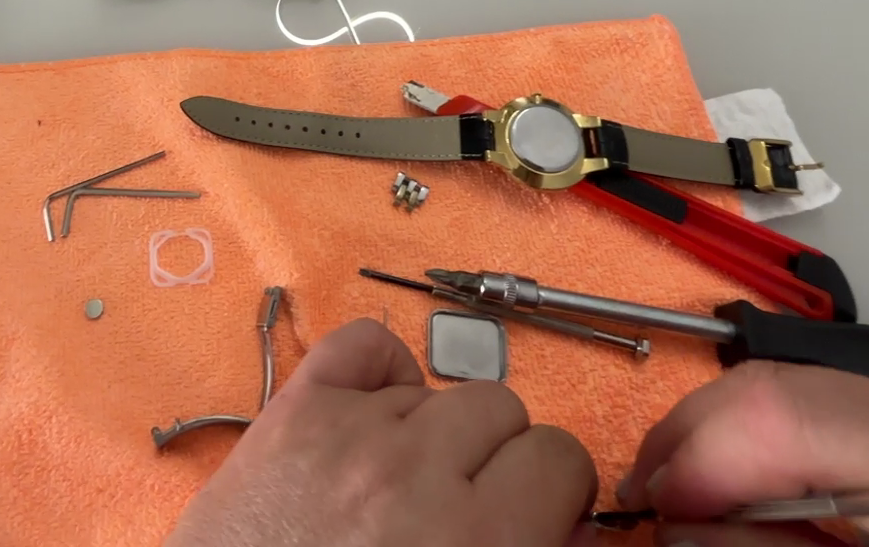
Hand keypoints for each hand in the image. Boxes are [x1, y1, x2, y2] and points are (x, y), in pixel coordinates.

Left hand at [165, 318, 595, 546]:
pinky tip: (372, 411)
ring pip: (434, 385)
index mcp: (476, 537)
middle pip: (500, 406)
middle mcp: (415, 467)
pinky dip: (378, 369)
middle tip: (464, 498)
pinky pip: (362, 342)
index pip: (558, 454)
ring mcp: (350, 426)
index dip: (552, 485)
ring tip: (400, 476)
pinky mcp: (296, 406)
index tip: (532, 507)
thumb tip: (572, 520)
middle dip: (494, 453)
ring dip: (431, 426)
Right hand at [620, 362, 868, 545]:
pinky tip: (770, 478)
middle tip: (649, 497)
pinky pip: (847, 401)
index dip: (698, 456)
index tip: (653, 515)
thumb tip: (680, 530)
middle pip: (781, 387)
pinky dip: (783, 432)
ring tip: (693, 488)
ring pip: (804, 382)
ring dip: (728, 429)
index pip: (786, 420)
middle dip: (692, 436)